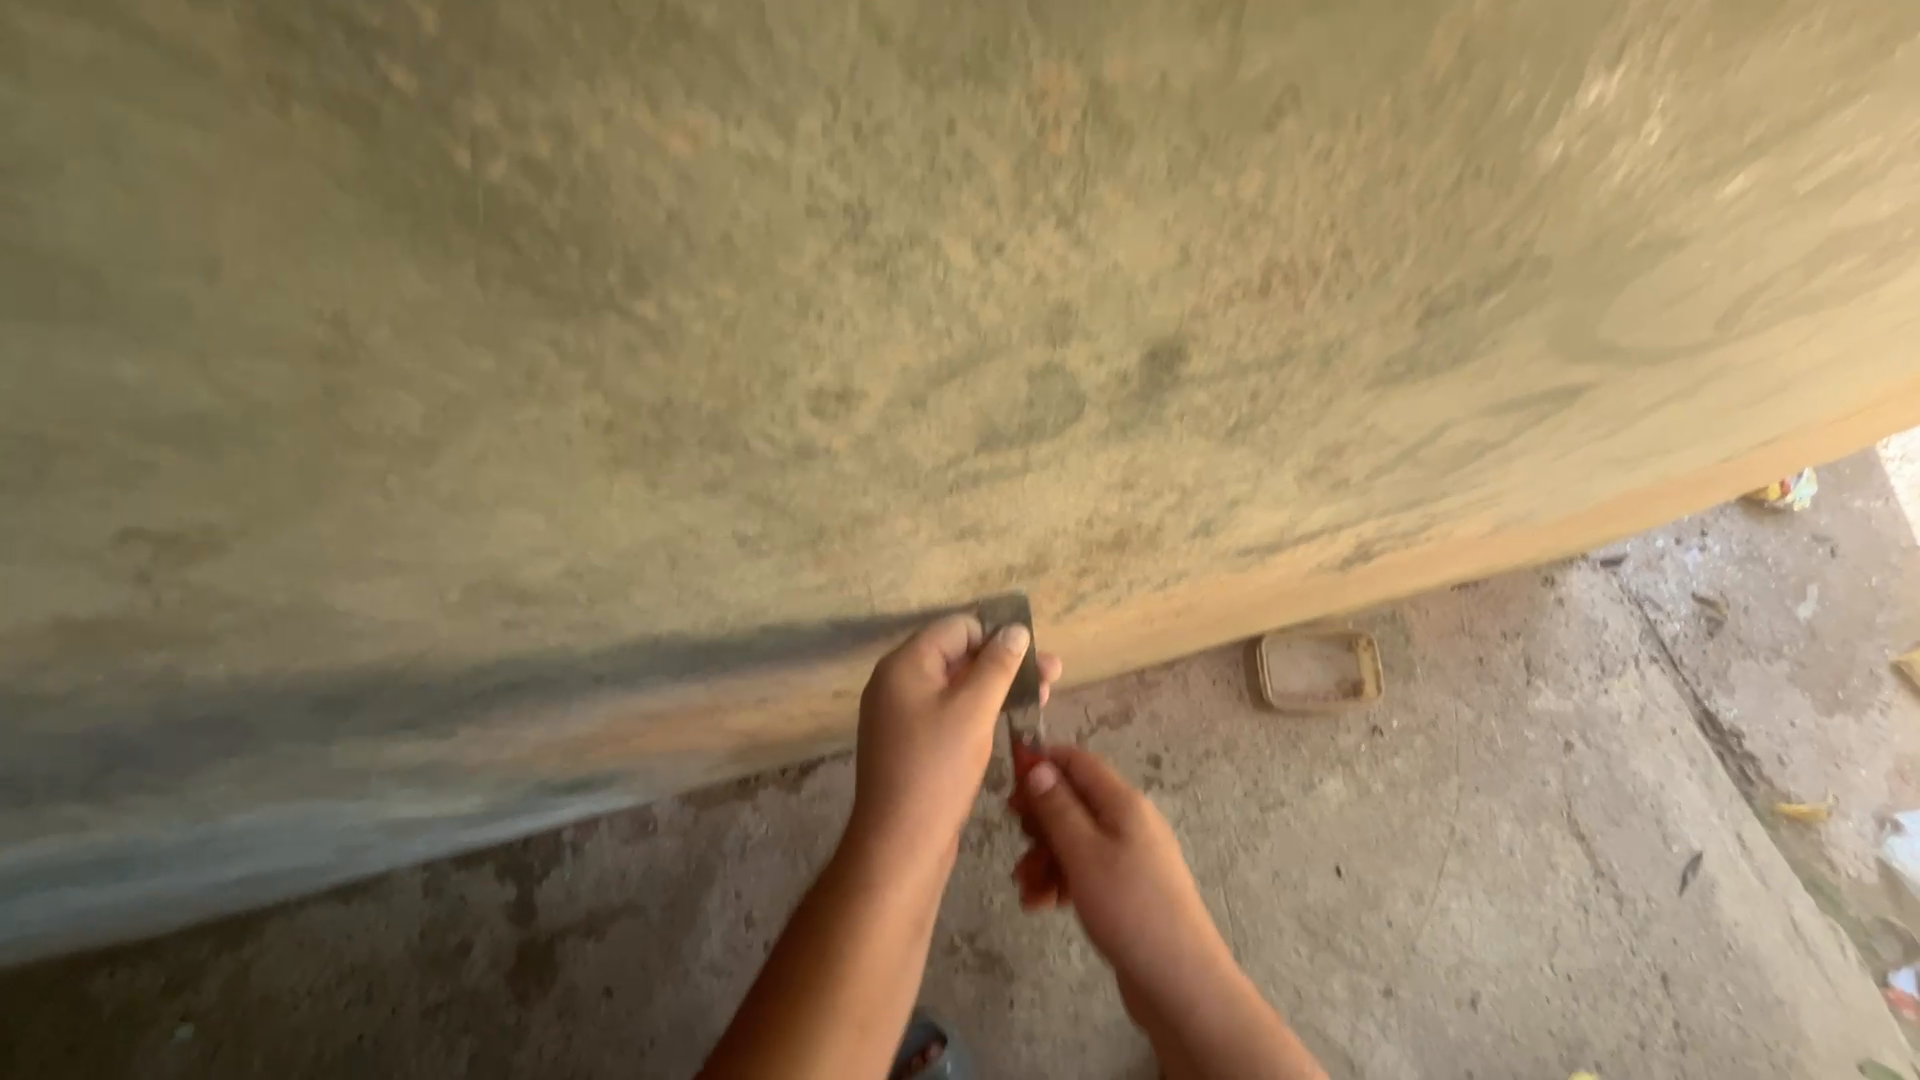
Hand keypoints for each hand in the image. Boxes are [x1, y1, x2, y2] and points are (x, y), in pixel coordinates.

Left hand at [848, 614, 1061, 865]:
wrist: (900, 842)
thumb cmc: (937, 768)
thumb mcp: (974, 710)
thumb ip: (997, 665)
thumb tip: (1014, 629)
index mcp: (904, 665)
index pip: (957, 628)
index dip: (997, 636)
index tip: (1035, 655)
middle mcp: (897, 683)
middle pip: (958, 655)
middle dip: (1005, 663)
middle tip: (1052, 676)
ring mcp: (902, 714)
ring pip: (957, 686)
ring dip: (998, 688)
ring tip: (1042, 698)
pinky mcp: (912, 742)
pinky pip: (949, 712)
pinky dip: (979, 711)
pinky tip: (1010, 720)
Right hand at [1014, 746, 1232, 1008]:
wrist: (1179, 982)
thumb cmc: (1129, 907)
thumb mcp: (1083, 852)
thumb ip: (1057, 806)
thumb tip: (1037, 763)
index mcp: (1122, 802)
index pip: (1076, 761)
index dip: (1040, 765)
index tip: (1009, 788)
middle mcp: (1127, 821)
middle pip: (1072, 801)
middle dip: (1039, 821)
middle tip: (1017, 842)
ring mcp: (1129, 856)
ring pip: (1074, 839)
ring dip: (1044, 857)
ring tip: (1026, 889)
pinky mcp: (1126, 888)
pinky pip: (1085, 869)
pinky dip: (1061, 880)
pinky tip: (1043, 905)